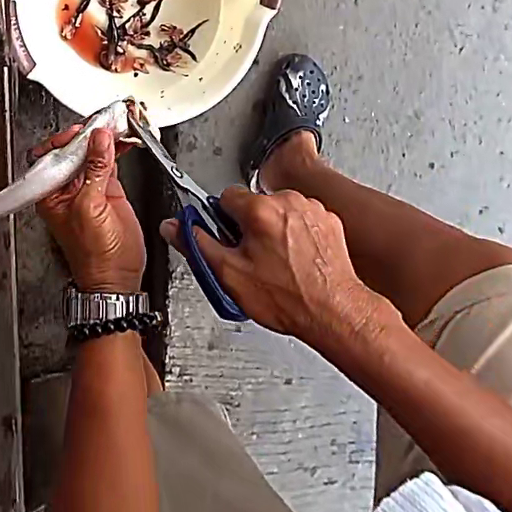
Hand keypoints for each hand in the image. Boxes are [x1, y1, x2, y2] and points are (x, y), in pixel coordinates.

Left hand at [34, 126, 144, 293]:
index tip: (83, 130)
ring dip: (105, 137)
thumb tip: (98, 140)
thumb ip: (96, 170)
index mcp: (50, 191)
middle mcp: (66, 186)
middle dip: (88, 133)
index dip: (66, 139)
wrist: (116, 278)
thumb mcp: (91, 207)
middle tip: (104, 120)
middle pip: (73, 150)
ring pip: (93, 152)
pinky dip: (119, 148)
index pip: (52, 154)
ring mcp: (88, 186)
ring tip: (118, 123)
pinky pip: (110, 162)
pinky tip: (126, 139)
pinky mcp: (108, 189)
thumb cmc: (94, 256)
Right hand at [159, 187, 388, 345]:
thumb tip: (173, 227)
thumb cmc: (289, 298)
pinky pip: (301, 218)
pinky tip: (296, 260)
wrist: (338, 315)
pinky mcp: (330, 221)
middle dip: (248, 225)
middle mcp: (287, 202)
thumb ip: (195, 243)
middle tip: (251, 256)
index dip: (221, 220)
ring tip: (277, 261)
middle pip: (252, 203)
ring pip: (277, 209)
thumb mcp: (227, 273)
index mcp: (259, 209)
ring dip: (272, 228)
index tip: (227, 238)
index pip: (225, 196)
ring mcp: (312, 210)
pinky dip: (296, 233)